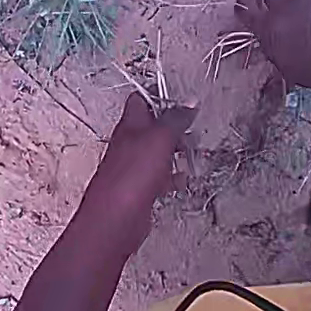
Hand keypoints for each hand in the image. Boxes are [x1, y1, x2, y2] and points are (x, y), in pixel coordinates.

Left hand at [76, 93, 195, 248]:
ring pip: (157, 151)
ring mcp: (132, 166)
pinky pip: (158, 176)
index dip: (158, 94)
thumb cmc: (132, 174)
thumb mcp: (160, 138)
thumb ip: (175, 119)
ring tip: (192, 152)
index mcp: (130, 125)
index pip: (140, 99)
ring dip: (175, 151)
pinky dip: (172, 176)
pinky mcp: (139, 188)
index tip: (180, 97)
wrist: (117, 216)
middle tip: (191, 128)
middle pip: (151, 126)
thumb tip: (187, 103)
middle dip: (173, 126)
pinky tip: (182, 180)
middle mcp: (128, 143)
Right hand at [236, 0, 310, 92]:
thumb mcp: (287, 66)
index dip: (245, 8)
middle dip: (278, 3)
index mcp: (268, 28)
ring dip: (303, 0)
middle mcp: (282, 6)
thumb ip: (274, 46)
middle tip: (289, 15)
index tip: (245, 8)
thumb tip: (271, 42)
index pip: (245, 10)